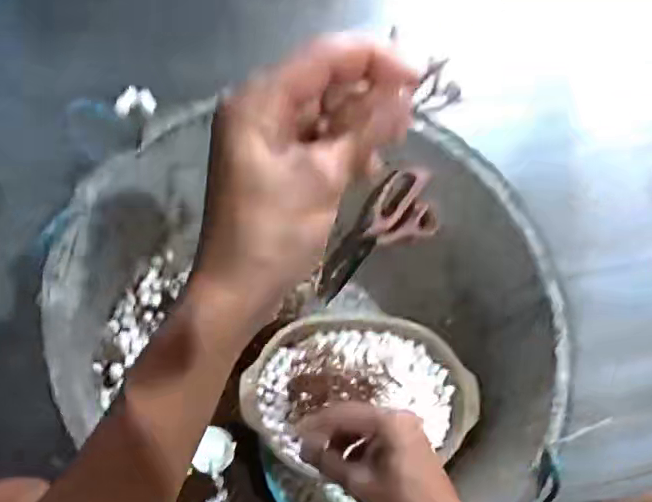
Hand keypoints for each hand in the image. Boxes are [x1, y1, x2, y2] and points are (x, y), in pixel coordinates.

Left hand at [193, 37, 417, 316]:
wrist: (233, 294)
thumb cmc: (273, 238)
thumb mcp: (323, 181)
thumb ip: (364, 130)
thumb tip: (402, 96)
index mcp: (259, 102)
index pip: (326, 57)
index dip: (377, 60)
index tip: (418, 80)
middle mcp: (255, 110)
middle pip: (322, 82)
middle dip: (366, 96)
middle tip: (405, 121)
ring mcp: (258, 141)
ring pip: (318, 115)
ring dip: (355, 127)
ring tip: (387, 148)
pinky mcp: (265, 168)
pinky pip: (308, 143)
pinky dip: (337, 150)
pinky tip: (362, 168)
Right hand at [298, 403, 470, 501]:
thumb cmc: (400, 499)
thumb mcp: (358, 483)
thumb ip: (328, 462)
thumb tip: (303, 448)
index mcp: (387, 422)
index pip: (342, 414)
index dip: (316, 425)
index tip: (295, 436)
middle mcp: (397, 415)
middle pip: (353, 416)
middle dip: (328, 431)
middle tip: (307, 446)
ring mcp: (405, 425)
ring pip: (363, 425)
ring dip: (342, 439)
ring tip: (325, 458)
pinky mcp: (408, 436)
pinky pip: (375, 433)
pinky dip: (358, 444)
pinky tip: (346, 462)